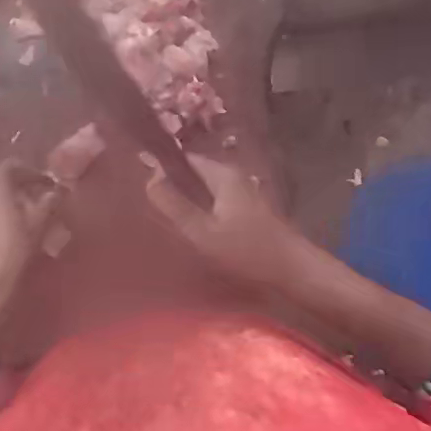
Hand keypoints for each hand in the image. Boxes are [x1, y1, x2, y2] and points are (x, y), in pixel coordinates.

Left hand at [0, 161, 56, 385]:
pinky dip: (17, 231)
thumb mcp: (37, 230)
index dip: (23, 167)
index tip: (44, 178)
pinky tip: (32, 249)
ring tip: (48, 229)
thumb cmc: (12, 262)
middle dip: (29, 193)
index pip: (3, 168)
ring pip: (4, 212)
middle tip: (53, 205)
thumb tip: (59, 188)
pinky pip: (0, 230)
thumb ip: (49, 206)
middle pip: (4, 191)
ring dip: (24, 214)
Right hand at [145, 153, 311, 288]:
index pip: (183, 158)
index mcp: (222, 174)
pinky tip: (184, 221)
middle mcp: (233, 176)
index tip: (135, 171)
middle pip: (193, 171)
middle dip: (170, 178)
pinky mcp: (246, 210)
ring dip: (183, 194)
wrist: (295, 273)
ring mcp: (241, 193)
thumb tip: (149, 176)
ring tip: (157, 206)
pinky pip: (213, 199)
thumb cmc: (247, 252)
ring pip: (203, 186)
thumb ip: (174, 203)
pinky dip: (197, 205)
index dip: (160, 162)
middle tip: (141, 192)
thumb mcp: (202, 231)